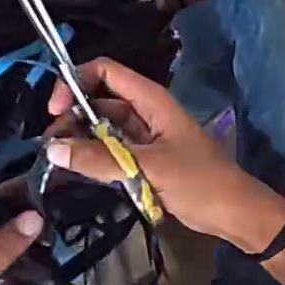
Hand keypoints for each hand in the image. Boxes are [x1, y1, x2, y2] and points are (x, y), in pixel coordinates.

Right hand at [47, 59, 284, 251]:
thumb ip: (101, 159)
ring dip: (81, 138)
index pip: (106, 72)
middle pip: (100, 100)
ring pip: (104, 127)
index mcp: (152, 100)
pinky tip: (76, 169)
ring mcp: (145, 136)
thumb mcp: (148, 167)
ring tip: (58, 159)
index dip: (76, 81)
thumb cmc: (199, 181)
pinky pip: (112, 150)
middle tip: (51, 145)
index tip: (56, 110)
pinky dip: (94, 155)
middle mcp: (146, 112)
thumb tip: (53, 150)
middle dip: (73, 115)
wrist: (233, 212)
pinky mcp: (144, 160)